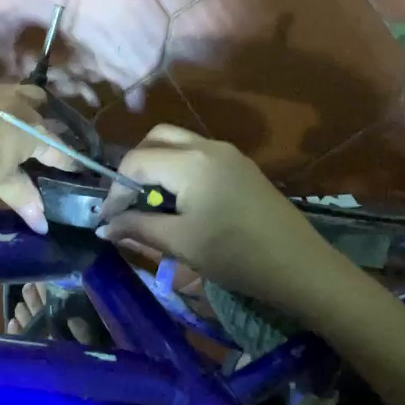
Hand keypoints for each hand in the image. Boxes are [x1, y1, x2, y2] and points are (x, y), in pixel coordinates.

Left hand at [0, 65, 75, 232]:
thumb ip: (21, 197)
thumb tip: (43, 226)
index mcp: (30, 130)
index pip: (55, 146)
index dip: (65, 158)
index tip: (76, 165)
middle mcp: (13, 101)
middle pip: (36, 100)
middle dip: (37, 112)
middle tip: (32, 127)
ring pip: (2, 87)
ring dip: (0, 101)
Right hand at [98, 125, 351, 318]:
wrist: (300, 266)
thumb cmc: (236, 256)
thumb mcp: (181, 244)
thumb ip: (138, 229)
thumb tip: (104, 227)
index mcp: (190, 162)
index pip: (136, 161)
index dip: (116, 189)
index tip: (108, 219)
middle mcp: (208, 146)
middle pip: (156, 138)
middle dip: (134, 165)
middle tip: (128, 201)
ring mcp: (228, 153)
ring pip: (178, 143)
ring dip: (157, 164)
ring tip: (151, 203)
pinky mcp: (241, 166)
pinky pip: (198, 154)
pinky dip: (179, 168)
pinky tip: (180, 202)